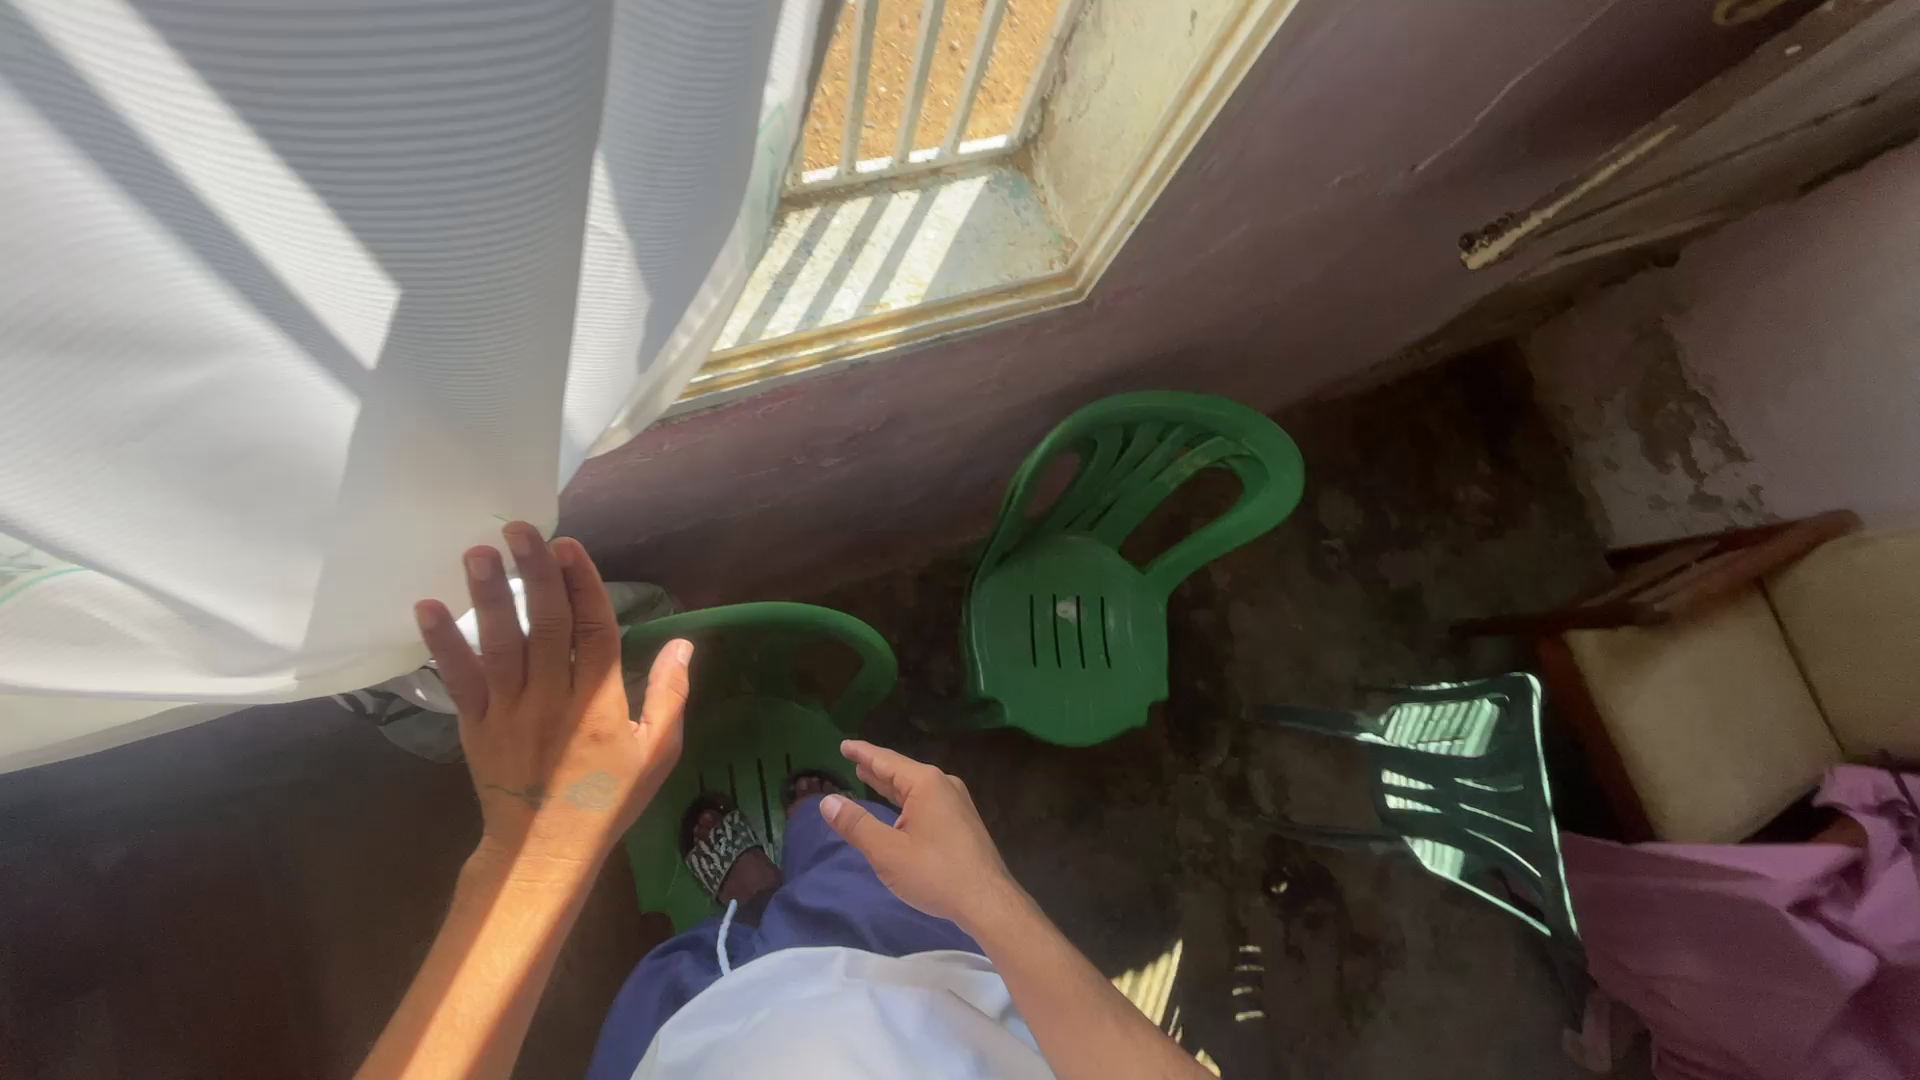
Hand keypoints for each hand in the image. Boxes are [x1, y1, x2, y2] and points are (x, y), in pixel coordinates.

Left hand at [413, 522, 690, 878]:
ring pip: (499, 643)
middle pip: (543, 624)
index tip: (570, 547)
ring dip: (488, 594)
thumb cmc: (610, 797)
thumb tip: (682, 642)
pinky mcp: (474, 726)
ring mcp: (507, 710)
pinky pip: (458, 678)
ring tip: (479, 550)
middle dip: (534, 573)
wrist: (545, 850)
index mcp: (600, 700)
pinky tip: (428, 606)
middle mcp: (551, 697)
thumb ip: (671, 694)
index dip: (582, 585)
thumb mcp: (659, 750)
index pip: (592, 629)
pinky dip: (442, 642)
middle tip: (521, 529)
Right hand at [818, 740, 1020, 930]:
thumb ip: (856, 824)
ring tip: (868, 776)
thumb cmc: (935, 873)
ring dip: (890, 785)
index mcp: (925, 783)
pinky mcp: (962, 822)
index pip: (886, 761)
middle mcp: (943, 784)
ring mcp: (956, 803)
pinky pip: (926, 801)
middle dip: (876, 767)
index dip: (863, 753)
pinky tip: (899, 808)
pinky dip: (905, 800)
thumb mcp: (887, 851)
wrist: (987, 902)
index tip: (845, 744)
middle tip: (853, 759)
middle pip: (902, 771)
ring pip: (915, 788)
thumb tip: (828, 801)